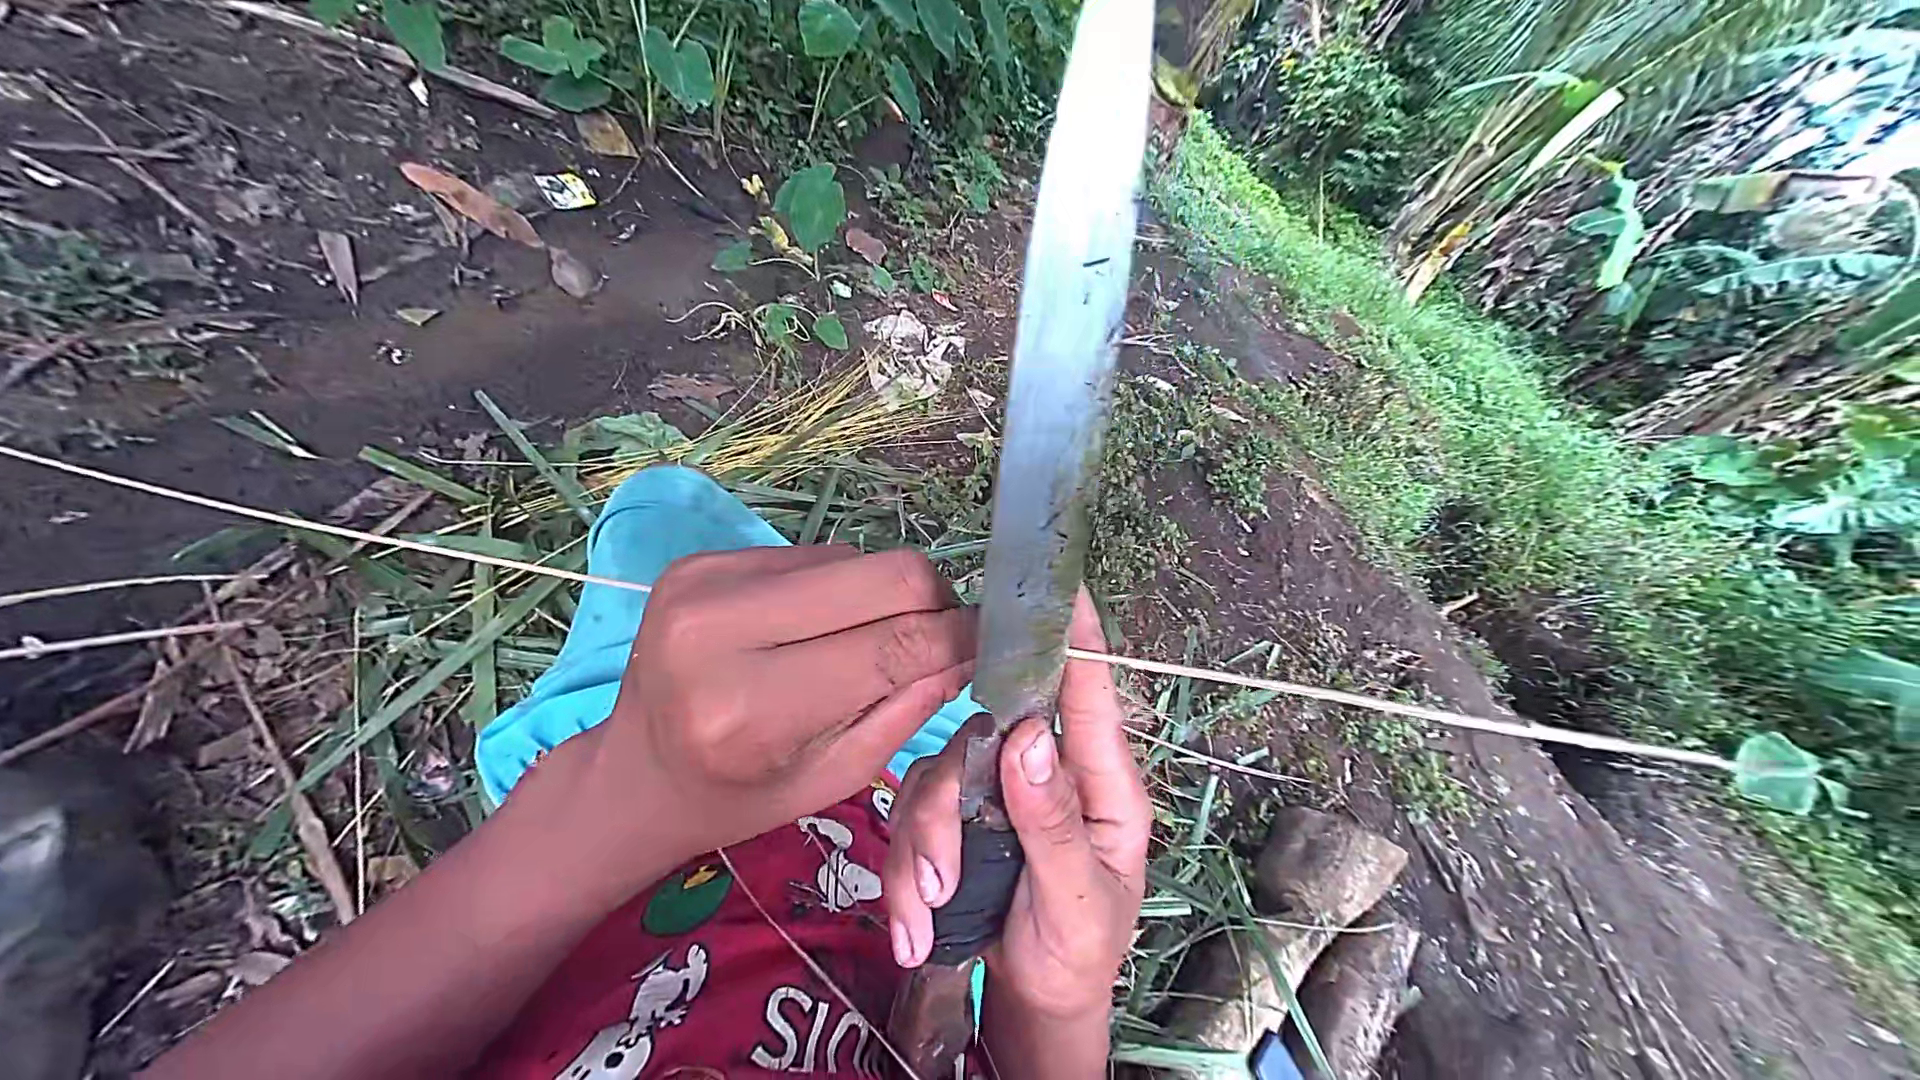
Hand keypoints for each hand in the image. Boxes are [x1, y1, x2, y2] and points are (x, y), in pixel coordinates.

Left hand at [577, 545, 976, 892]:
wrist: (634, 773)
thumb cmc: (740, 796)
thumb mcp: (838, 776)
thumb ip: (911, 706)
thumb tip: (970, 643)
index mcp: (752, 709)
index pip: (896, 644)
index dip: (961, 634)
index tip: (991, 638)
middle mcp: (721, 628)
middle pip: (885, 575)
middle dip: (932, 602)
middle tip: (939, 634)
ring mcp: (705, 581)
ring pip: (855, 558)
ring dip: (881, 596)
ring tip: (862, 640)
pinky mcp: (702, 559)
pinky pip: (815, 554)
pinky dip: (838, 587)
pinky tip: (816, 625)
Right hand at [881, 591, 1148, 1022]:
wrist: (1036, 1001)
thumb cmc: (1077, 952)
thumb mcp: (1079, 903)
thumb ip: (1054, 822)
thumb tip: (1028, 735)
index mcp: (1099, 782)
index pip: (1091, 693)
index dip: (1078, 636)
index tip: (1063, 586)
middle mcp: (1042, 768)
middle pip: (984, 733)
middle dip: (950, 801)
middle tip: (942, 876)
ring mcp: (995, 786)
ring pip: (939, 772)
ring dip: (923, 844)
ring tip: (927, 912)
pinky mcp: (957, 812)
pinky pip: (915, 812)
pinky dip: (905, 866)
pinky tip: (913, 923)